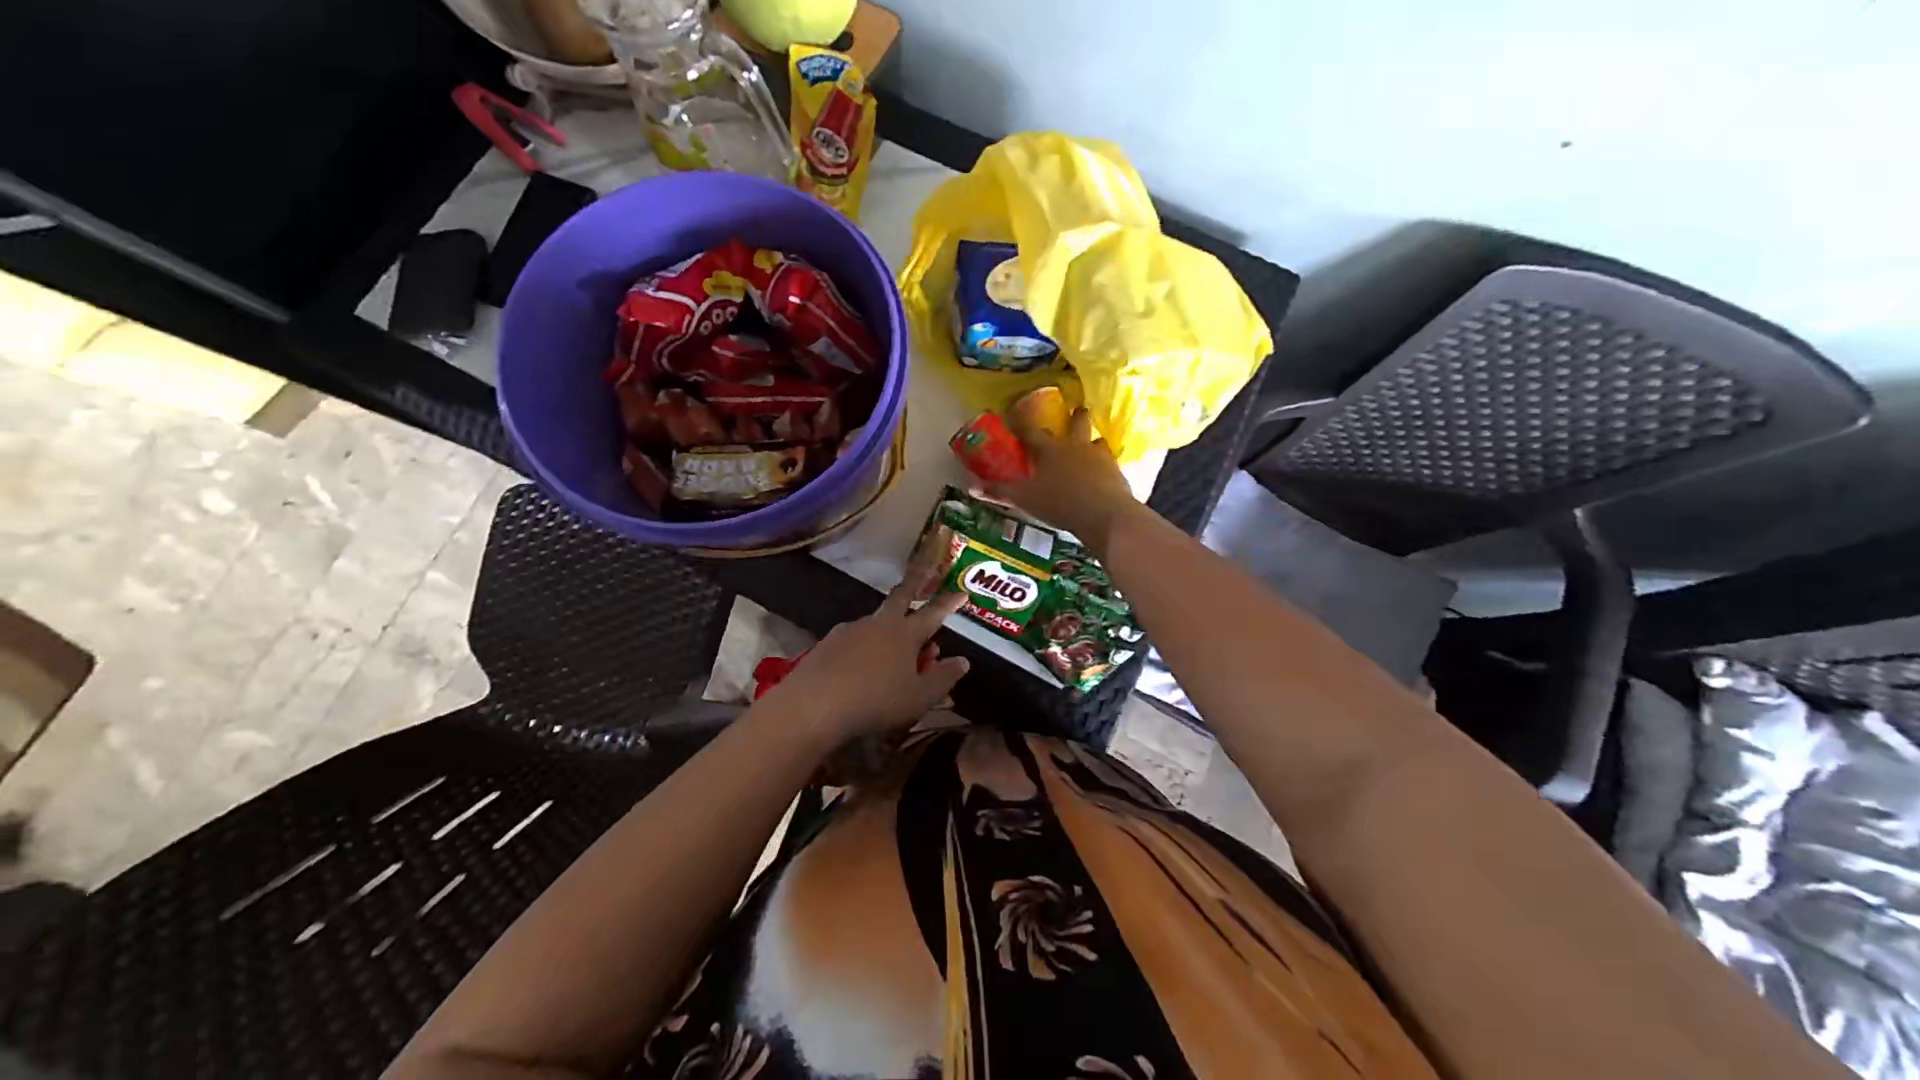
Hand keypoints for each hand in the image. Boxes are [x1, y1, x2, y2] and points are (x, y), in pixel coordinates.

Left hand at [755, 577, 970, 746]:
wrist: (814, 705)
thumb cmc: (876, 701)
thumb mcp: (920, 697)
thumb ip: (943, 678)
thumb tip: (962, 660)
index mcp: (905, 633)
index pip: (933, 613)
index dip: (949, 603)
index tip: (961, 593)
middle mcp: (878, 624)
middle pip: (900, 598)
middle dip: (915, 585)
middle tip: (924, 574)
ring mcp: (850, 630)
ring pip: (877, 623)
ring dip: (889, 630)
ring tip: (895, 654)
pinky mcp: (827, 644)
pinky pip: (855, 640)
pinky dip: (865, 647)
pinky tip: (863, 667)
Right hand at [988, 407, 1140, 551]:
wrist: (1104, 514)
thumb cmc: (1059, 503)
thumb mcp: (1024, 499)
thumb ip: (1000, 491)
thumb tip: (972, 487)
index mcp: (1049, 450)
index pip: (1031, 430)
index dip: (1021, 421)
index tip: (1016, 411)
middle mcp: (1075, 446)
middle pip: (1077, 423)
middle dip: (1075, 416)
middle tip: (1076, 411)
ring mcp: (1100, 457)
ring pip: (1097, 440)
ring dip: (1093, 442)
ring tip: (1092, 446)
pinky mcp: (1118, 472)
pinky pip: (1111, 463)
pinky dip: (1106, 466)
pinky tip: (1105, 475)